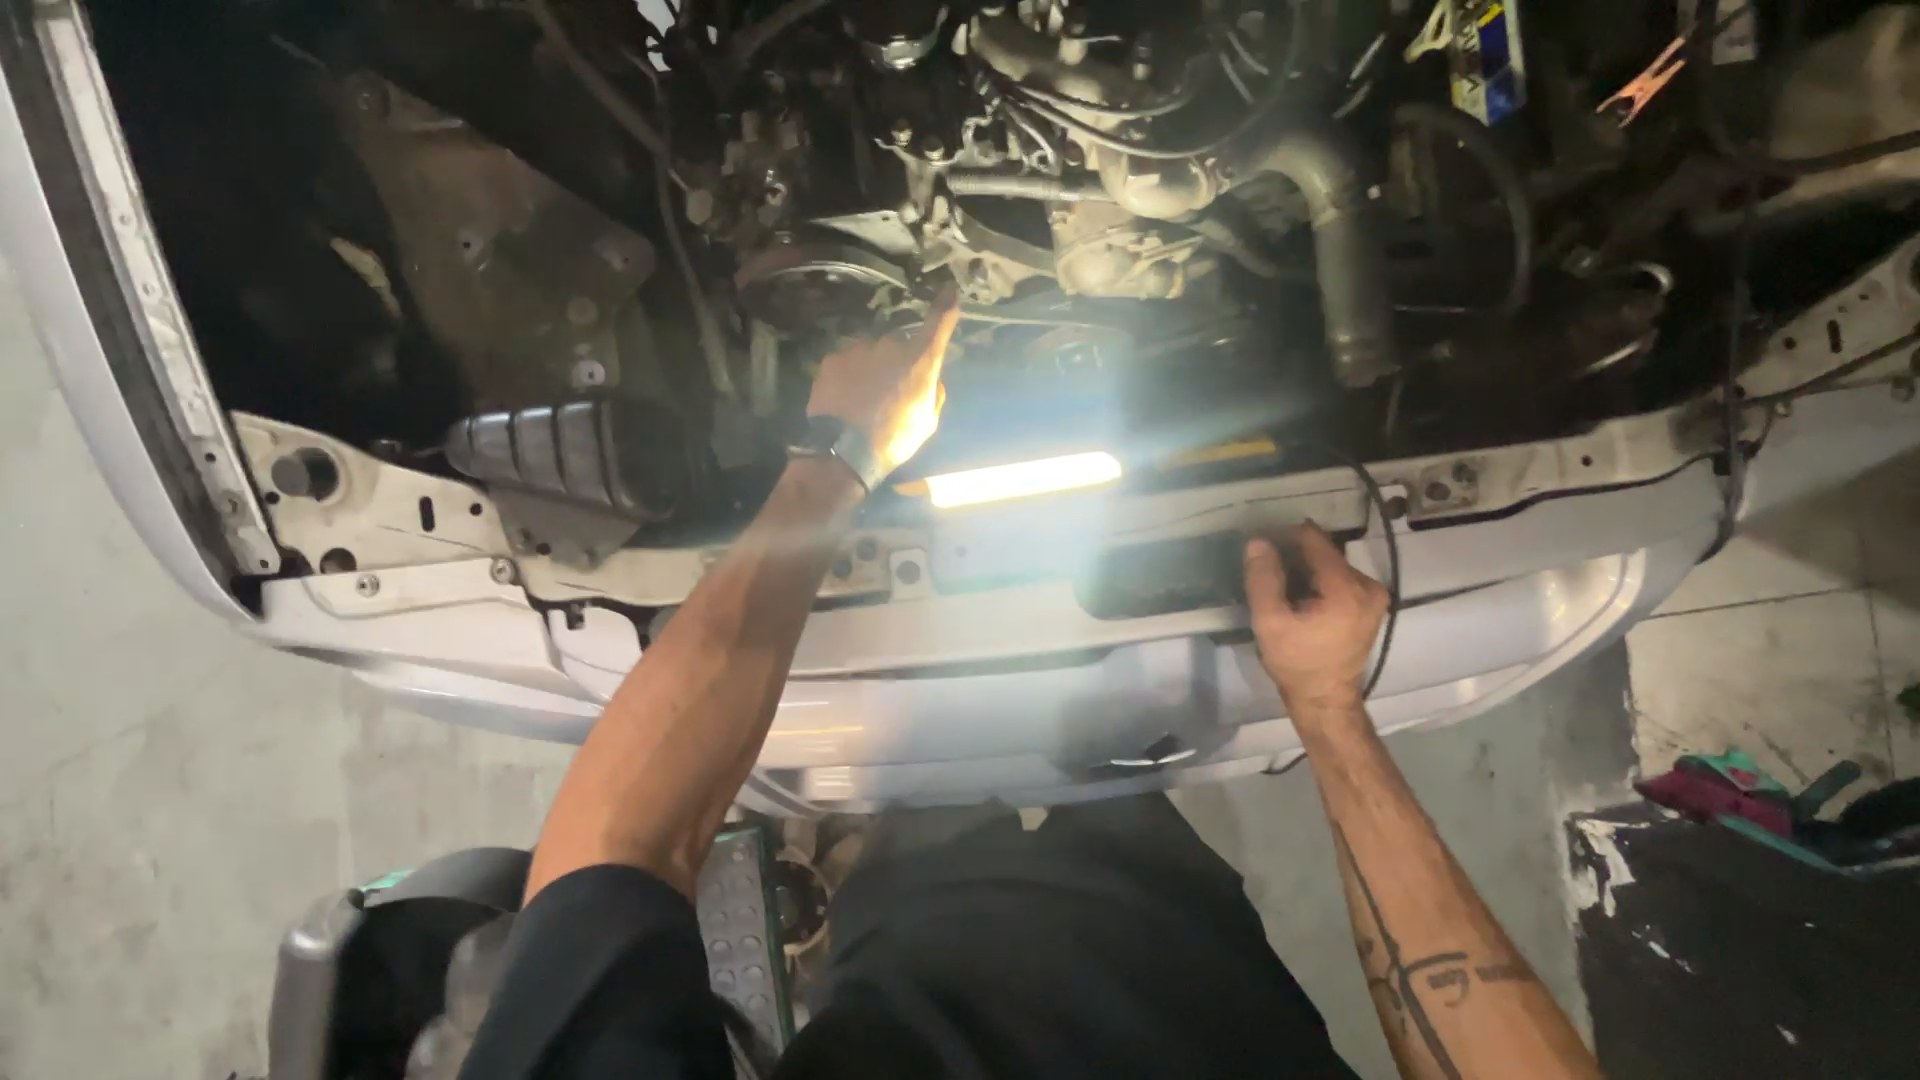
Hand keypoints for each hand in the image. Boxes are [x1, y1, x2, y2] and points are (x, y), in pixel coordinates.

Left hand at [807, 290, 960, 477]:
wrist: (843, 452)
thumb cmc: (894, 440)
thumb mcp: (927, 422)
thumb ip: (933, 393)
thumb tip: (932, 380)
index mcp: (920, 361)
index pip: (938, 324)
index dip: (946, 306)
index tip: (949, 289)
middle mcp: (890, 345)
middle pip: (898, 343)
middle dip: (897, 360)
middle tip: (892, 390)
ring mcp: (858, 349)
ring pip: (870, 352)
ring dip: (871, 367)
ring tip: (865, 398)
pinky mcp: (832, 359)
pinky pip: (847, 361)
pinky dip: (849, 374)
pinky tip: (847, 397)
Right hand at [1243, 522, 1389, 716]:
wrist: (1324, 698)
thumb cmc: (1296, 662)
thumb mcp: (1269, 621)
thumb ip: (1263, 578)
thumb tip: (1258, 541)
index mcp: (1347, 588)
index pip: (1314, 540)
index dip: (1284, 537)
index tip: (1260, 545)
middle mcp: (1368, 585)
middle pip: (1324, 552)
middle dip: (1294, 555)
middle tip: (1267, 570)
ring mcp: (1374, 596)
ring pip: (1331, 564)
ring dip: (1306, 568)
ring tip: (1280, 584)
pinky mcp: (1371, 605)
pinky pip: (1340, 578)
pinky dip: (1318, 581)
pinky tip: (1300, 596)